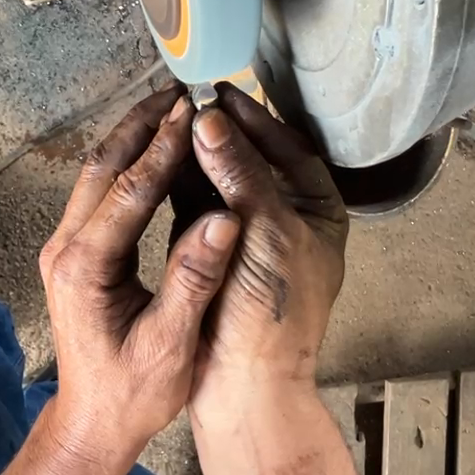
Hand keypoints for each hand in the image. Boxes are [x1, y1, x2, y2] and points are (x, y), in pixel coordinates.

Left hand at [38, 86, 244, 470]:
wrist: (90, 424)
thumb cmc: (131, 395)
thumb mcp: (169, 346)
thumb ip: (193, 280)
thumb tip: (225, 218)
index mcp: (85, 267)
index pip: (130, 190)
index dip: (164, 148)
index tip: (194, 109)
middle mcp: (66, 248)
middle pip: (103, 167)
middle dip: (142, 126)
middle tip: (180, 90)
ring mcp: (66, 249)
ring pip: (97, 176)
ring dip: (133, 139)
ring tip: (170, 108)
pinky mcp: (75, 255)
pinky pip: (101, 195)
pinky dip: (129, 165)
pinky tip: (157, 154)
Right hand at [188, 84, 348, 419]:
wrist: (244, 384)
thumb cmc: (273, 312)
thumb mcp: (268, 233)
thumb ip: (242, 173)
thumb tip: (210, 119)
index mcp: (315, 212)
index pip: (288, 150)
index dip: (256, 119)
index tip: (222, 90)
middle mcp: (282, 218)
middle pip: (250, 161)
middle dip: (220, 132)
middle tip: (187, 99)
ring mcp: (243, 235)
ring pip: (219, 181)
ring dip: (196, 154)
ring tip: (169, 121)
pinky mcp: (209, 250)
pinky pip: (193, 207)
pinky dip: (178, 183)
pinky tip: (159, 159)